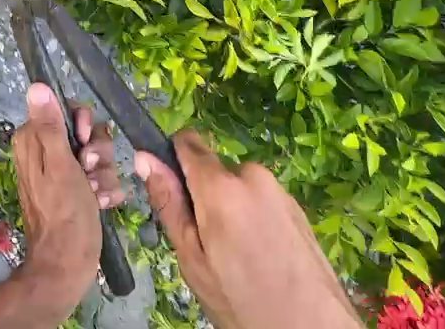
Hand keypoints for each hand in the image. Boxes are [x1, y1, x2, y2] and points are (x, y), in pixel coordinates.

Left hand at [10, 82, 101, 304]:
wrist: (67, 266)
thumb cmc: (64, 214)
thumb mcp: (60, 165)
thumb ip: (50, 126)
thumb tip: (36, 85)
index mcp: (33, 139)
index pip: (65, 109)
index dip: (83, 124)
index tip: (87, 143)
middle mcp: (43, 150)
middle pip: (84, 132)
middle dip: (98, 152)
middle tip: (92, 172)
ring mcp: (59, 171)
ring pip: (94, 155)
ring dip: (103, 174)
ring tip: (98, 195)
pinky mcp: (73, 190)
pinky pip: (97, 177)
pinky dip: (104, 189)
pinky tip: (103, 204)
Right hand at [135, 131, 359, 328]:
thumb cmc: (243, 301)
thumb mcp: (193, 259)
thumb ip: (169, 204)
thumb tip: (144, 157)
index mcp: (221, 186)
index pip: (187, 142)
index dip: (173, 160)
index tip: (174, 194)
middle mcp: (252, 177)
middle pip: (214, 171)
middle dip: (206, 196)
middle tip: (209, 244)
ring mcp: (280, 192)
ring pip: (239, 188)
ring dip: (232, 209)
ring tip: (239, 258)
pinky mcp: (300, 210)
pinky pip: (263, 202)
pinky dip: (256, 221)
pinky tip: (263, 260)